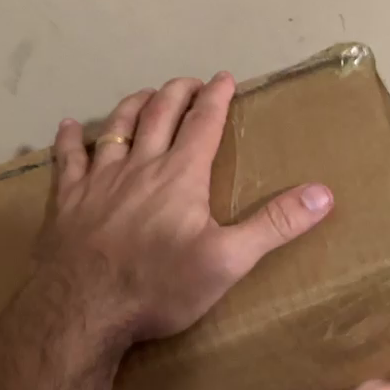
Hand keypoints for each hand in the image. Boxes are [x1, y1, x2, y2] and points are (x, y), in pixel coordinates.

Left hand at [32, 75, 332, 346]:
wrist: (81, 311)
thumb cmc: (161, 287)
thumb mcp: (230, 260)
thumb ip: (275, 224)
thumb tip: (323, 193)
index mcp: (181, 177)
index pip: (203, 124)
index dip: (216, 98)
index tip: (224, 78)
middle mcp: (139, 167)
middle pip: (159, 116)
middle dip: (177, 93)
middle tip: (189, 82)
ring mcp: (98, 182)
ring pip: (117, 129)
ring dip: (133, 106)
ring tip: (145, 94)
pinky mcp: (66, 202)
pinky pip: (68, 159)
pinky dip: (71, 139)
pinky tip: (70, 127)